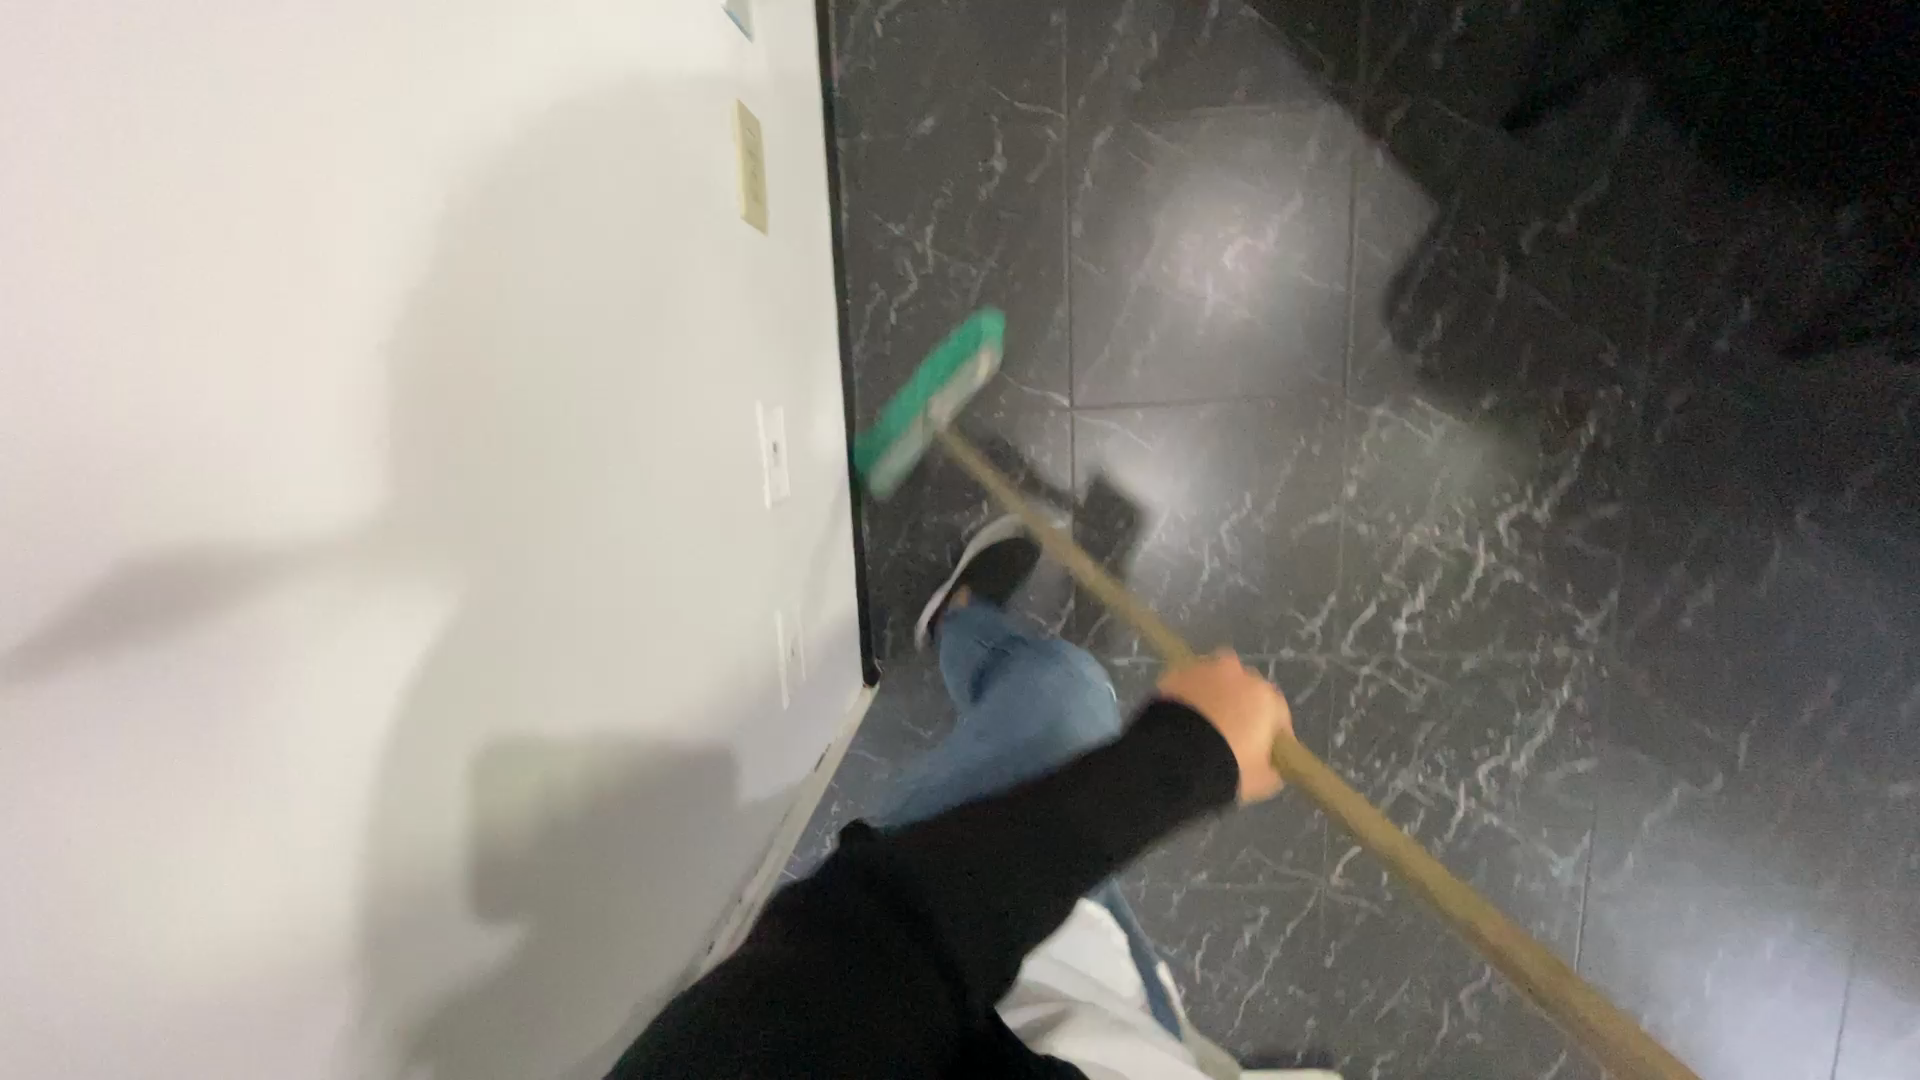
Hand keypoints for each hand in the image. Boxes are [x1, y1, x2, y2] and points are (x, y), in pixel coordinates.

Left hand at [1155, 648, 1291, 802]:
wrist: (1176, 756)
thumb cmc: (1229, 767)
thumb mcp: (1264, 779)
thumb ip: (1272, 766)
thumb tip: (1269, 764)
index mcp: (1265, 697)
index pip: (1277, 710)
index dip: (1271, 730)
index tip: (1264, 747)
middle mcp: (1237, 675)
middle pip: (1245, 687)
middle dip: (1241, 704)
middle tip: (1231, 730)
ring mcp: (1204, 670)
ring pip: (1214, 678)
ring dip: (1213, 693)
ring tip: (1204, 720)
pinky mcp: (1174, 673)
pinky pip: (1187, 682)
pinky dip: (1188, 694)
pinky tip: (1182, 715)